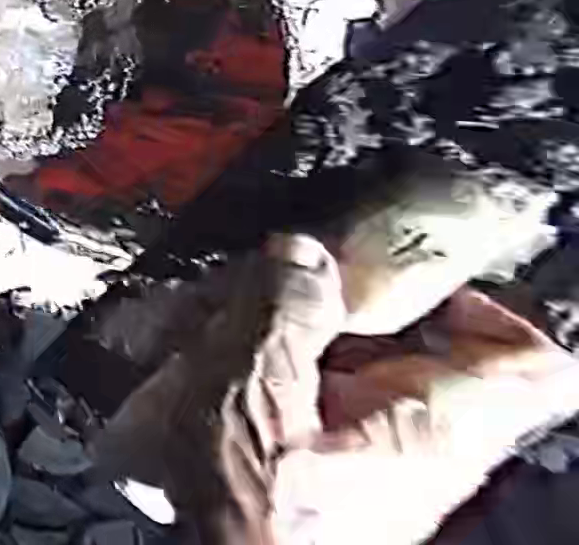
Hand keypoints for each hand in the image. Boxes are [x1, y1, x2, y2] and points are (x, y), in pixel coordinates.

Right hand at [117, 235, 578, 544]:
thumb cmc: (248, 491)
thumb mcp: (251, 389)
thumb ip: (279, 317)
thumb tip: (304, 252)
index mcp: (432, 427)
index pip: (525, 361)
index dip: (473, 305)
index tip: (384, 273)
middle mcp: (428, 447)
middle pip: (423, 355)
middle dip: (342, 311)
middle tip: (264, 289)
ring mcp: (381, 463)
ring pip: (363, 374)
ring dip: (293, 338)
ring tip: (220, 325)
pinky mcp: (337, 470)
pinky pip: (324, 400)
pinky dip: (277, 371)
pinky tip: (217, 366)